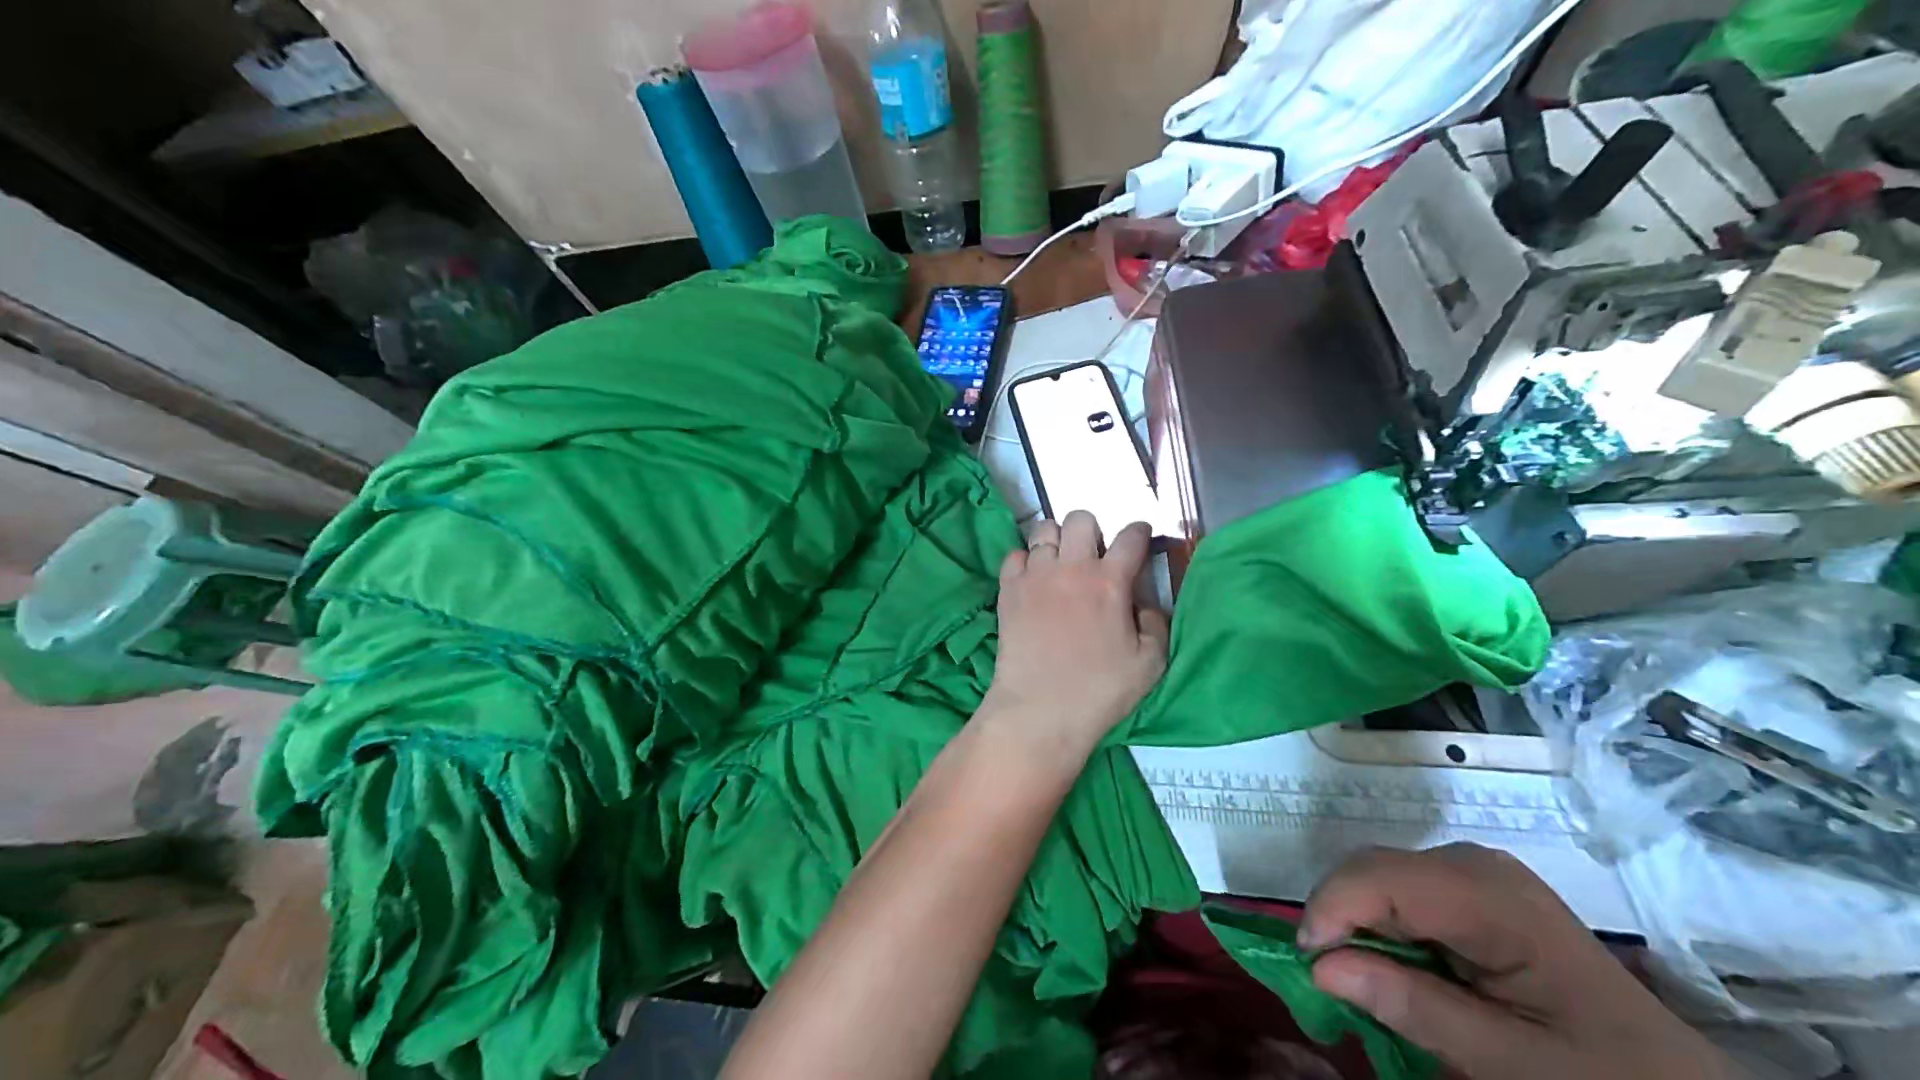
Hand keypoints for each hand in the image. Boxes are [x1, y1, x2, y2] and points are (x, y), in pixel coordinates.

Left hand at [981, 511, 1168, 759]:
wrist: (1040, 710)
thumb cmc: (1100, 690)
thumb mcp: (1150, 662)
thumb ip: (1155, 623)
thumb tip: (1143, 605)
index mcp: (1110, 581)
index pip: (1131, 536)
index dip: (1140, 532)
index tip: (1140, 539)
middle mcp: (1072, 568)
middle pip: (1081, 519)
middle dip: (1093, 531)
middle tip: (1095, 556)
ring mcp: (1035, 576)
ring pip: (1044, 530)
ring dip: (1057, 541)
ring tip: (1061, 563)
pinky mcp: (1008, 590)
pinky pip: (1015, 555)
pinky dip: (1026, 561)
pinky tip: (1034, 580)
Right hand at [1300, 844, 1738, 1079]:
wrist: (1671, 1079)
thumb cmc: (1601, 1073)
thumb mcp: (1513, 1063)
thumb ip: (1418, 1010)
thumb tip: (1321, 965)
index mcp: (1493, 898)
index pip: (1381, 876)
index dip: (1331, 908)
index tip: (1308, 964)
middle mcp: (1475, 865)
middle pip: (1373, 869)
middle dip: (1339, 917)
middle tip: (1330, 980)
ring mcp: (1474, 872)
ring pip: (1378, 877)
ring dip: (1356, 923)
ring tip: (1365, 980)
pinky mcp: (1470, 888)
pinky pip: (1401, 891)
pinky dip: (1380, 926)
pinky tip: (1397, 967)